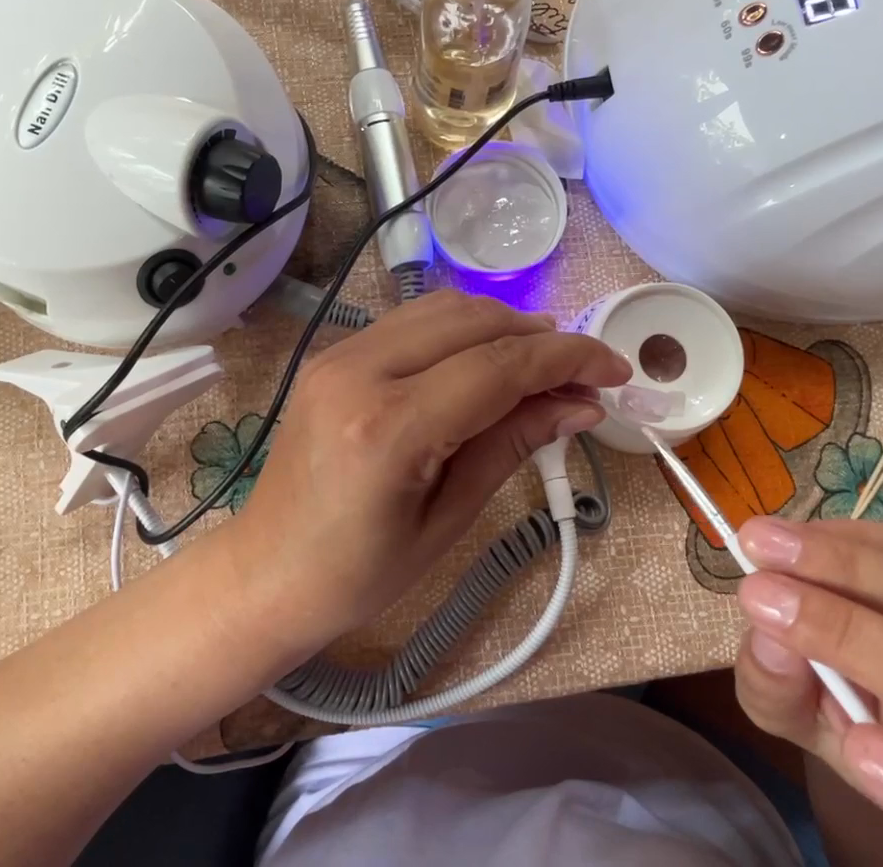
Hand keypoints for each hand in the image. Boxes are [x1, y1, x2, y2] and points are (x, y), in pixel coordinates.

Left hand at [224, 290, 630, 655]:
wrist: (266, 572)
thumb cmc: (358, 574)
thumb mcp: (448, 519)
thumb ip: (510, 446)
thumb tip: (579, 404)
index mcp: (388, 428)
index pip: (498, 366)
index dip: (567, 360)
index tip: (615, 369)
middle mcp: (359, 371)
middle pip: (474, 322)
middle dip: (540, 338)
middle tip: (583, 375)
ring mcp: (338, 355)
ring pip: (443, 308)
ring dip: (502, 326)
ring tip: (542, 366)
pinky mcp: (331, 355)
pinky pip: (411, 321)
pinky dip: (461, 329)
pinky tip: (486, 360)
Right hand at [732, 518, 882, 865]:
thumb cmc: (847, 719)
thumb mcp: (797, 722)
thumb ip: (779, 693)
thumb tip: (771, 639)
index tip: (859, 748)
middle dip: (851, 636)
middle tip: (759, 594)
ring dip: (848, 568)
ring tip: (767, 547)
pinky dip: (867, 543)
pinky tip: (806, 535)